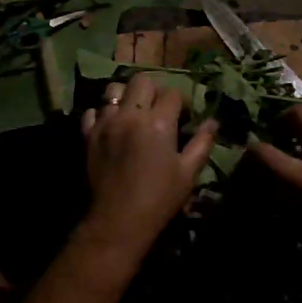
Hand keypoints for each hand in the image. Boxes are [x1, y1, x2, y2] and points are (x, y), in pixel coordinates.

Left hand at [80, 73, 218, 243]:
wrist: (118, 221)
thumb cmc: (159, 198)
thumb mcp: (188, 173)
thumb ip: (201, 143)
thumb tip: (213, 122)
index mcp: (159, 122)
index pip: (173, 93)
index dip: (181, 103)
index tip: (183, 117)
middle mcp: (131, 115)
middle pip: (142, 81)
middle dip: (153, 91)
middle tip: (157, 110)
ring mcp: (106, 123)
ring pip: (114, 90)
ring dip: (126, 96)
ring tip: (132, 113)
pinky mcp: (88, 135)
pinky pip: (93, 111)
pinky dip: (102, 114)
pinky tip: (111, 126)